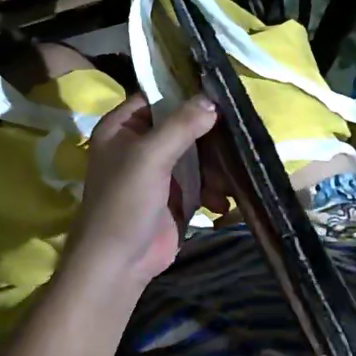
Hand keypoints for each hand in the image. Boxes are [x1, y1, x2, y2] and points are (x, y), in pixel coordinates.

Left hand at [64, 94, 217, 286]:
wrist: (118, 263)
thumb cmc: (125, 202)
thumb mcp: (149, 157)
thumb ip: (180, 126)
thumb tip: (210, 100)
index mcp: (122, 127)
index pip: (157, 96)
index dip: (186, 94)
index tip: (220, 92)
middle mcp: (139, 144)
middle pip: (182, 126)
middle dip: (209, 136)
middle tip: (236, 138)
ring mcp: (158, 171)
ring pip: (196, 154)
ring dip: (216, 166)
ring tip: (228, 180)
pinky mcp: (175, 196)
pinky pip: (202, 181)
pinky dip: (214, 188)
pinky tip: (222, 201)